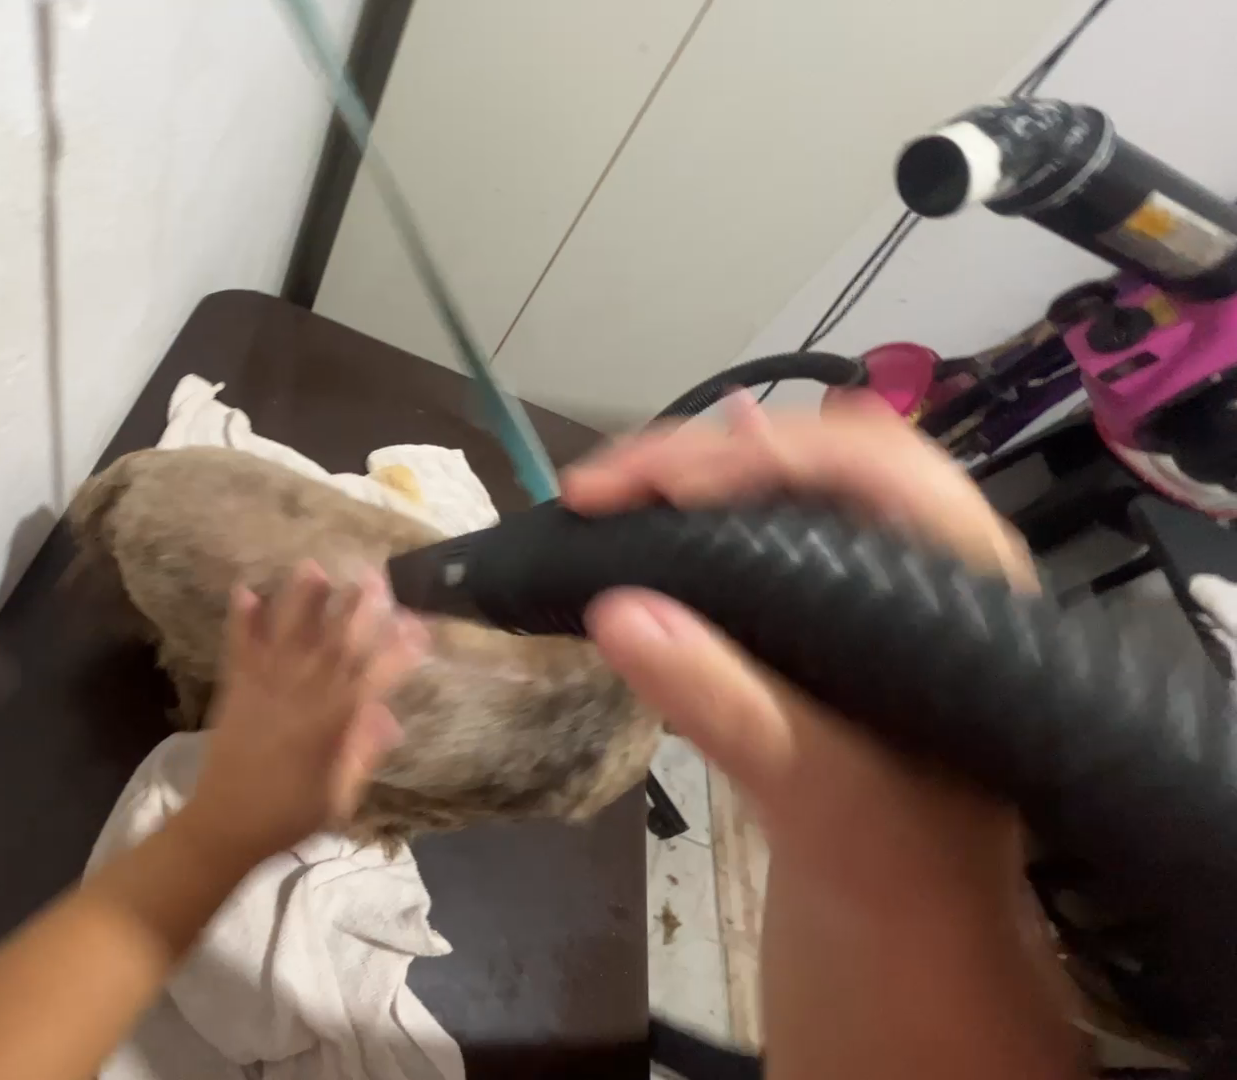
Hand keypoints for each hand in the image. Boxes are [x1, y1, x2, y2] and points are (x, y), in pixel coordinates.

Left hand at [176, 562, 425, 865]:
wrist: (222, 827)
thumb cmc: (288, 817)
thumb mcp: (338, 798)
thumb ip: (362, 754)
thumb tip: (388, 716)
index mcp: (327, 727)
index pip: (370, 679)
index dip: (397, 650)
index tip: (419, 625)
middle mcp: (297, 699)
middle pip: (332, 646)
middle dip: (355, 609)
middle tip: (374, 576)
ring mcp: (262, 689)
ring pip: (287, 637)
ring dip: (300, 601)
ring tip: (313, 566)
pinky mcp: (235, 689)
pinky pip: (239, 649)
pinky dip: (242, 620)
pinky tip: (245, 590)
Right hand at [567, 395, 1036, 909]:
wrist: (886, 879)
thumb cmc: (882, 836)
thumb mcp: (810, 780)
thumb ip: (724, 703)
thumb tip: (613, 611)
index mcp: (949, 572)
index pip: (864, 460)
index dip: (759, 455)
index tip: (660, 488)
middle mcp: (901, 546)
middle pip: (794, 451)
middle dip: (686, 456)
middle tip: (592, 490)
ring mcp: (843, 562)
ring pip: (754, 478)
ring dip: (668, 477)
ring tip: (596, 496)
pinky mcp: (795, 587)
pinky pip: (727, 521)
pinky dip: (667, 512)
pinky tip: (625, 514)